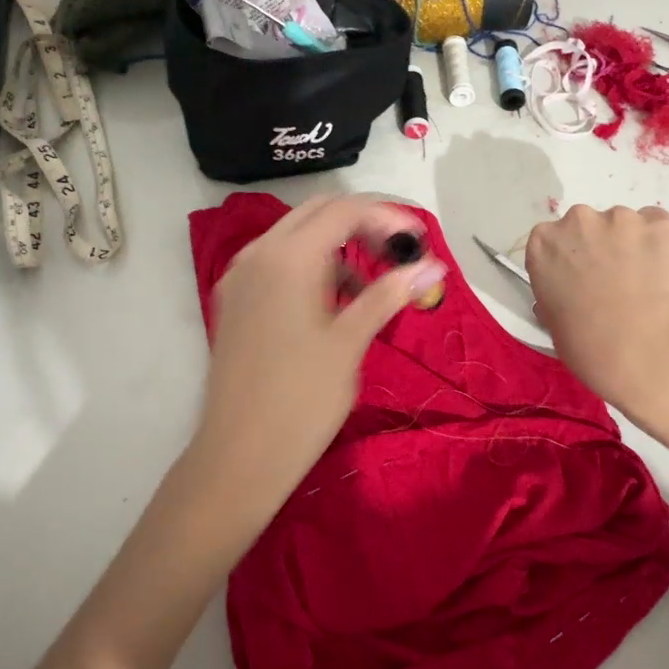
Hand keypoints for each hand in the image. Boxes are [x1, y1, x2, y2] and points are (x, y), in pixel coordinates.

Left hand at [194, 196, 446, 492]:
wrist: (239, 457)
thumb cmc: (301, 400)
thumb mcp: (350, 343)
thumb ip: (388, 295)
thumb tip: (432, 266)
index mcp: (286, 258)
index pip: (343, 210)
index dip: (388, 217)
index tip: (421, 242)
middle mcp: (257, 255)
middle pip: (317, 215)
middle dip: (363, 225)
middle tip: (401, 254)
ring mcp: (240, 279)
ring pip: (295, 239)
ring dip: (337, 249)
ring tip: (375, 288)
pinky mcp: (236, 304)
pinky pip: (278, 266)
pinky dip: (312, 270)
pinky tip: (336, 306)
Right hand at [526, 205, 668, 418]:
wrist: (638, 347)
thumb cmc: (584, 342)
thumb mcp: (552, 319)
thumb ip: (556, 294)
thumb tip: (567, 295)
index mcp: (544, 242)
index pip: (552, 241)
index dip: (568, 261)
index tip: (579, 280)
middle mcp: (579, 220)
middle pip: (587, 226)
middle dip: (598, 247)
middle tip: (612, 282)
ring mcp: (622, 218)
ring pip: (625, 225)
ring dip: (630, 246)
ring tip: (642, 283)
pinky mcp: (661, 224)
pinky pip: (658, 227)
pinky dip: (660, 245)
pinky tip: (662, 274)